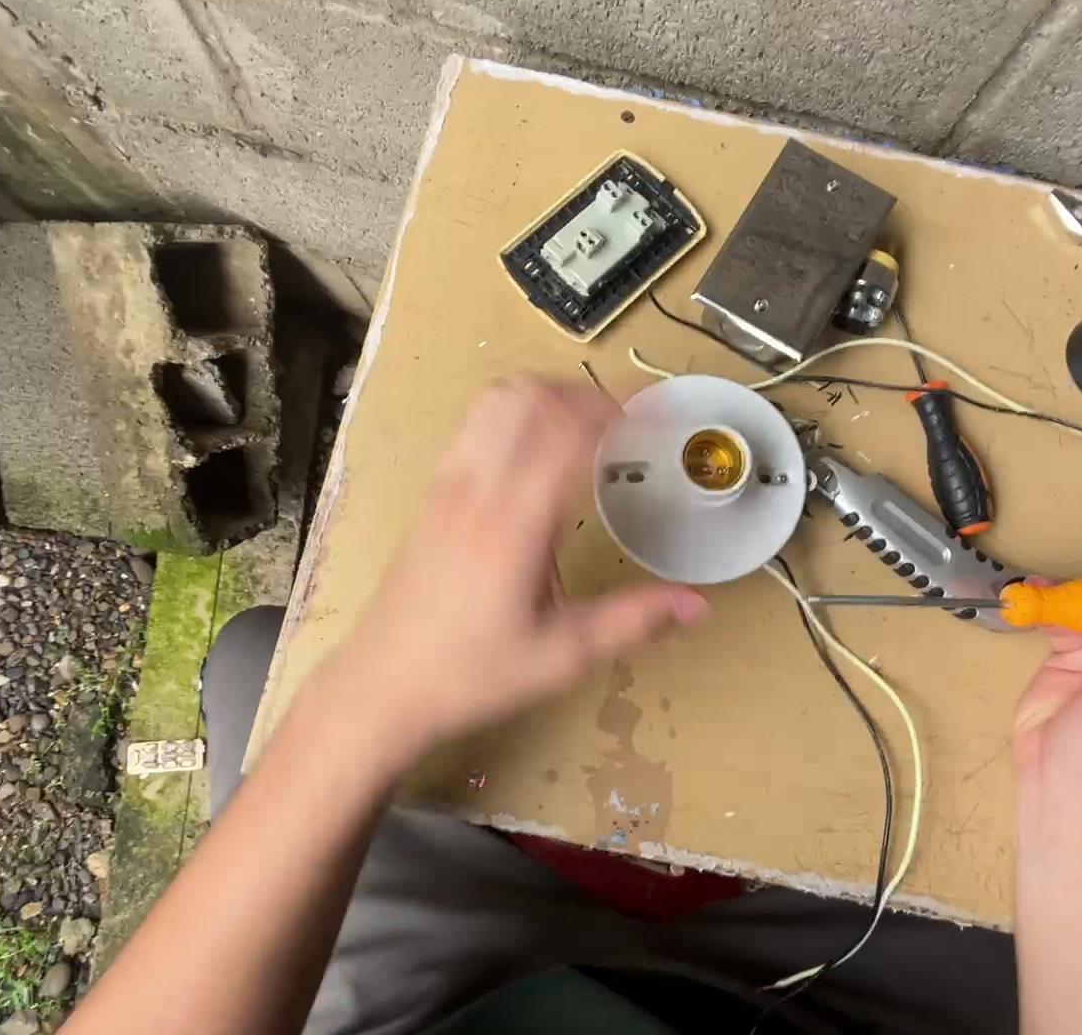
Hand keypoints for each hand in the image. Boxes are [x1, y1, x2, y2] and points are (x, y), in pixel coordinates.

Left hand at [324, 377, 707, 754]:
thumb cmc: (473, 675)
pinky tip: (532, 447)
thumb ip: (633, 621)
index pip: (568, 434)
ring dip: (545, 396)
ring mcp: (447, 487)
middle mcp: (477, 491)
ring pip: (496, 402)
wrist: (381, 687)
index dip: (615, 410)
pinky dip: (512, 413)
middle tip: (622, 418)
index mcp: (515, 526)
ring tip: (581, 422)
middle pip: (531, 400)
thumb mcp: (563, 656)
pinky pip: (472, 426)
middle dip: (584, 394)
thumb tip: (699, 602)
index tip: (652, 411)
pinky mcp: (432, 494)